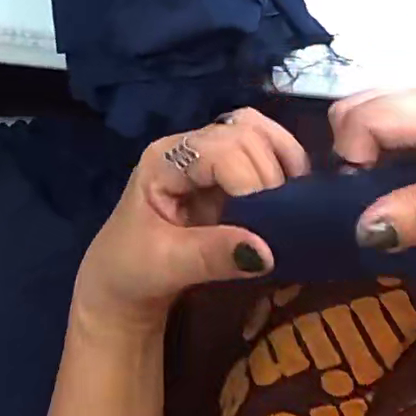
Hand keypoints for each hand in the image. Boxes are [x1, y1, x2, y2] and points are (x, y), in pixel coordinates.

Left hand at [73, 109, 310, 325]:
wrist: (121, 285)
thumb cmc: (132, 270)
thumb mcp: (165, 266)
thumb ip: (211, 256)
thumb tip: (267, 251)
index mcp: (163, 161)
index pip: (218, 151)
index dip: (250, 183)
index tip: (264, 231)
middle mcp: (186, 148)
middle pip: (241, 133)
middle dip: (269, 174)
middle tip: (280, 222)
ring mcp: (206, 157)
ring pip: (255, 130)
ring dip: (283, 160)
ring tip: (295, 201)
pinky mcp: (226, 173)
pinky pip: (263, 149)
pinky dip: (285, 164)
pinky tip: (294, 195)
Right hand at [331, 87, 415, 273]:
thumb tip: (357, 229)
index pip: (363, 116)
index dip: (351, 157)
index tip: (364, 203)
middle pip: (356, 109)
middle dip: (348, 151)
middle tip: (368, 197)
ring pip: (367, 120)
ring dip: (362, 158)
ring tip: (379, 197)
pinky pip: (389, 137)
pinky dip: (379, 162)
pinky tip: (395, 190)